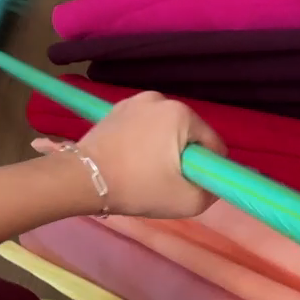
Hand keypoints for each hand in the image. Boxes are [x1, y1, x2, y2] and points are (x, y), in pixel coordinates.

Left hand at [35, 91, 224, 218]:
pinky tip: (132, 158)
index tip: (188, 183)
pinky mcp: (115, 109)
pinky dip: (144, 141)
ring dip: (163, 148)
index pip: (213, 145)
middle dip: (184, 156)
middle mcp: (158, 98)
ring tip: (146, 169)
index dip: (208, 169)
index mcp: (180, 113)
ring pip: (166, 130)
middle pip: (188, 134)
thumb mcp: (190, 200)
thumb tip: (214, 180)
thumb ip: (213, 189)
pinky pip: (144, 127)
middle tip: (165, 178)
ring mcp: (133, 101)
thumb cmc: (139, 186)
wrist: (85, 177)